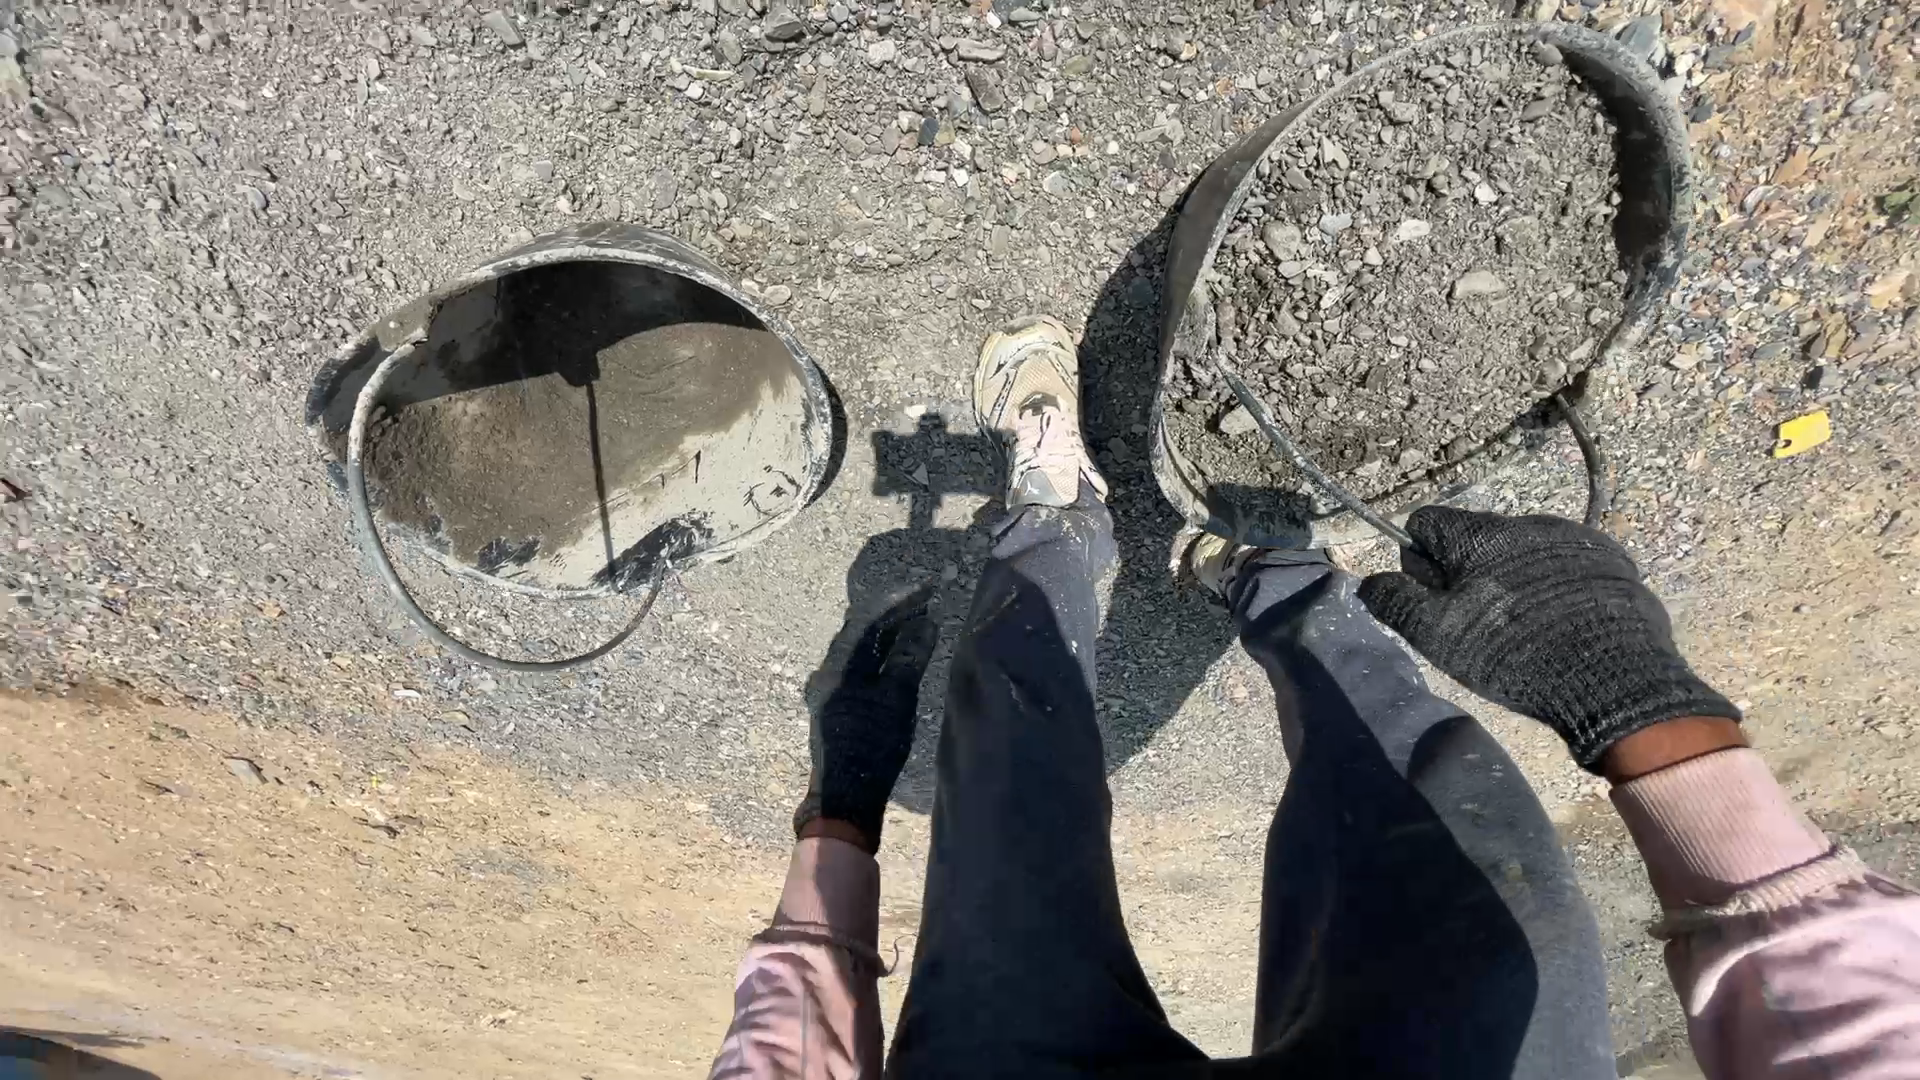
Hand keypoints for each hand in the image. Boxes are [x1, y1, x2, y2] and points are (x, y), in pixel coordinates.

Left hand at [794, 585, 938, 852]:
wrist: (845, 795)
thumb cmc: (872, 745)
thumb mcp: (897, 699)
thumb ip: (910, 657)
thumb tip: (927, 623)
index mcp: (838, 666)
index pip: (869, 621)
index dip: (899, 602)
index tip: (926, 590)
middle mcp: (827, 671)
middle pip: (861, 632)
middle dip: (894, 615)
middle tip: (925, 602)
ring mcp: (829, 688)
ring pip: (860, 649)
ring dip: (888, 635)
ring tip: (917, 622)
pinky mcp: (837, 703)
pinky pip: (860, 666)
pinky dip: (881, 655)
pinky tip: (899, 654)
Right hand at [1356, 507, 1739, 770]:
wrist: (1619, 684)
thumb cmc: (1511, 652)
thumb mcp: (1433, 632)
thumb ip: (1391, 598)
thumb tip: (1370, 580)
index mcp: (1478, 533)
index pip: (1423, 521)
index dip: (1417, 560)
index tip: (1433, 597)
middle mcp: (1526, 522)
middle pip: (1469, 536)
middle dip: (1462, 569)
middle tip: (1473, 618)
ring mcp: (1575, 540)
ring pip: (1515, 550)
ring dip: (1505, 575)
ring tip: (1519, 623)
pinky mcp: (1614, 562)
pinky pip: (1559, 562)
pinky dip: (1547, 583)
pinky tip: (1556, 620)